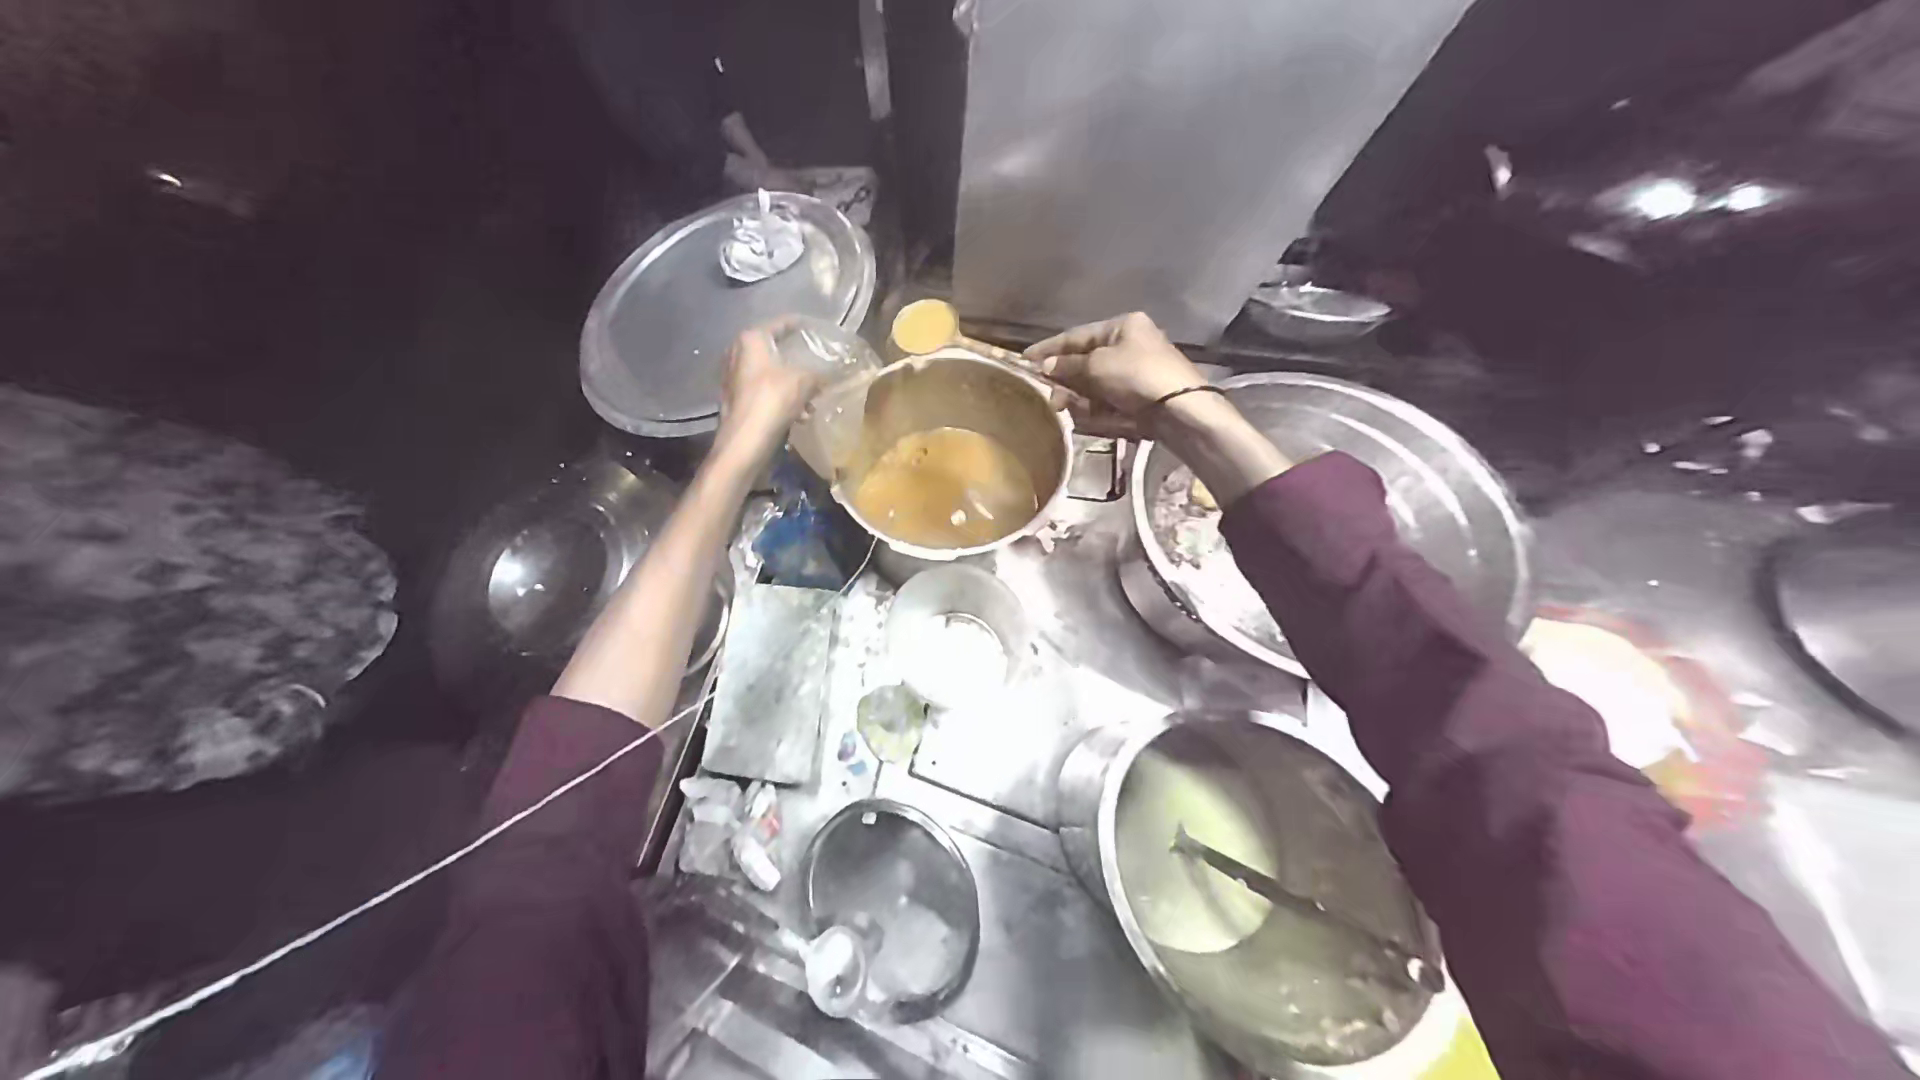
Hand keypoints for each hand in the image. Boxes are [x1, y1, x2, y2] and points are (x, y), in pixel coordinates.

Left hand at [716, 322, 820, 456]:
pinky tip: (799, 414)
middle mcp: (737, 352)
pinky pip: (765, 391)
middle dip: (799, 360)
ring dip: (793, 383)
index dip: (804, 326)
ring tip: (813, 398)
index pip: (782, 323)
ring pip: (771, 373)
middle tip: (820, 365)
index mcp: (751, 339)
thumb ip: (820, 373)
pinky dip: (782, 398)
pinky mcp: (735, 399)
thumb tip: (832, 374)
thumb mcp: (805, 381)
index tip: (822, 332)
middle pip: (776, 349)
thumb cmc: (772, 400)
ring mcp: (733, 377)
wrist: (745, 442)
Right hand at [1024, 312, 1207, 436]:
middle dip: (1064, 379)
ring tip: (1064, 407)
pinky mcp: (1138, 397)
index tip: (1025, 359)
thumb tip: (1045, 367)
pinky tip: (1085, 416)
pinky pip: (1106, 401)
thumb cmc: (1136, 375)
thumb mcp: (1096, 366)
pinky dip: (1093, 409)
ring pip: (1093, 384)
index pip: (1076, 335)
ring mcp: (1134, 373)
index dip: (1049, 348)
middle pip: (1085, 361)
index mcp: (1122, 326)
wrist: (1179, 408)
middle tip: (1048, 394)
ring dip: (1077, 397)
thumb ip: (1068, 366)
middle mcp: (1129, 345)